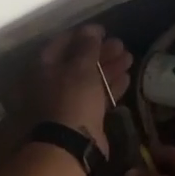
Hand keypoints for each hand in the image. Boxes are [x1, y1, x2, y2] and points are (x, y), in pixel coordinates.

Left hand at [37, 25, 130, 157]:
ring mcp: (68, 101)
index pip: (63, 42)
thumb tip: (91, 30)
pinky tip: (126, 77)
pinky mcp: (83, 117)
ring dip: (109, 68)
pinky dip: (110, 86)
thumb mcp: (80, 68)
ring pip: (90, 79)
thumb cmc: (72, 99)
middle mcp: (53, 82)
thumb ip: (87, 47)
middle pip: (79, 61)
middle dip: (101, 52)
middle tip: (121, 44)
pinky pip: (97, 96)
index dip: (83, 34)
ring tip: (129, 57)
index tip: (103, 30)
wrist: (72, 145)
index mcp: (45, 67)